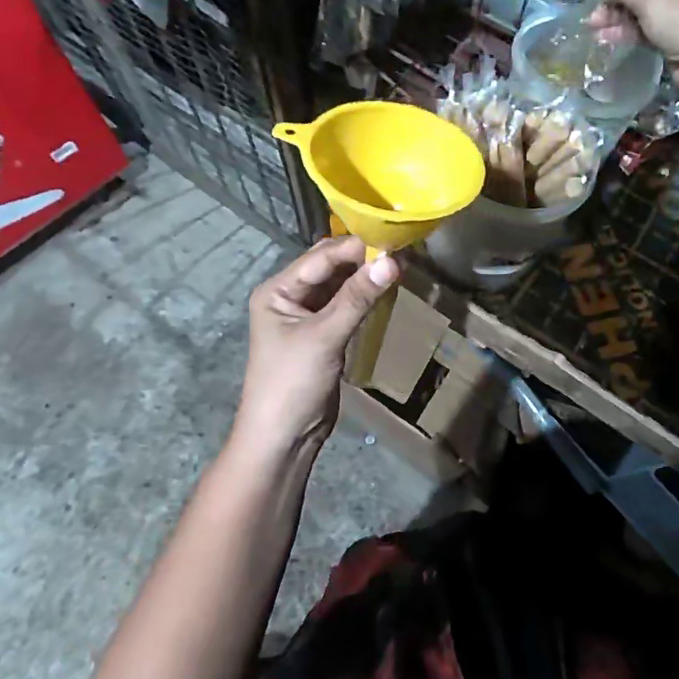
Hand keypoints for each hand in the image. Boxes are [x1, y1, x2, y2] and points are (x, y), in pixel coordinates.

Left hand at [234, 236, 399, 450]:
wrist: (283, 437)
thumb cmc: (293, 382)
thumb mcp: (324, 336)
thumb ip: (357, 298)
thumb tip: (392, 261)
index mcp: (277, 290)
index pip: (320, 257)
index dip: (355, 247)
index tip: (394, 240)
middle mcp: (289, 297)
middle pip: (329, 268)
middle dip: (361, 260)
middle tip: (400, 253)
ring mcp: (305, 317)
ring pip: (339, 287)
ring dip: (363, 279)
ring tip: (399, 268)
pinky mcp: (322, 336)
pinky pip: (344, 307)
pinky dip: (362, 299)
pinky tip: (385, 291)